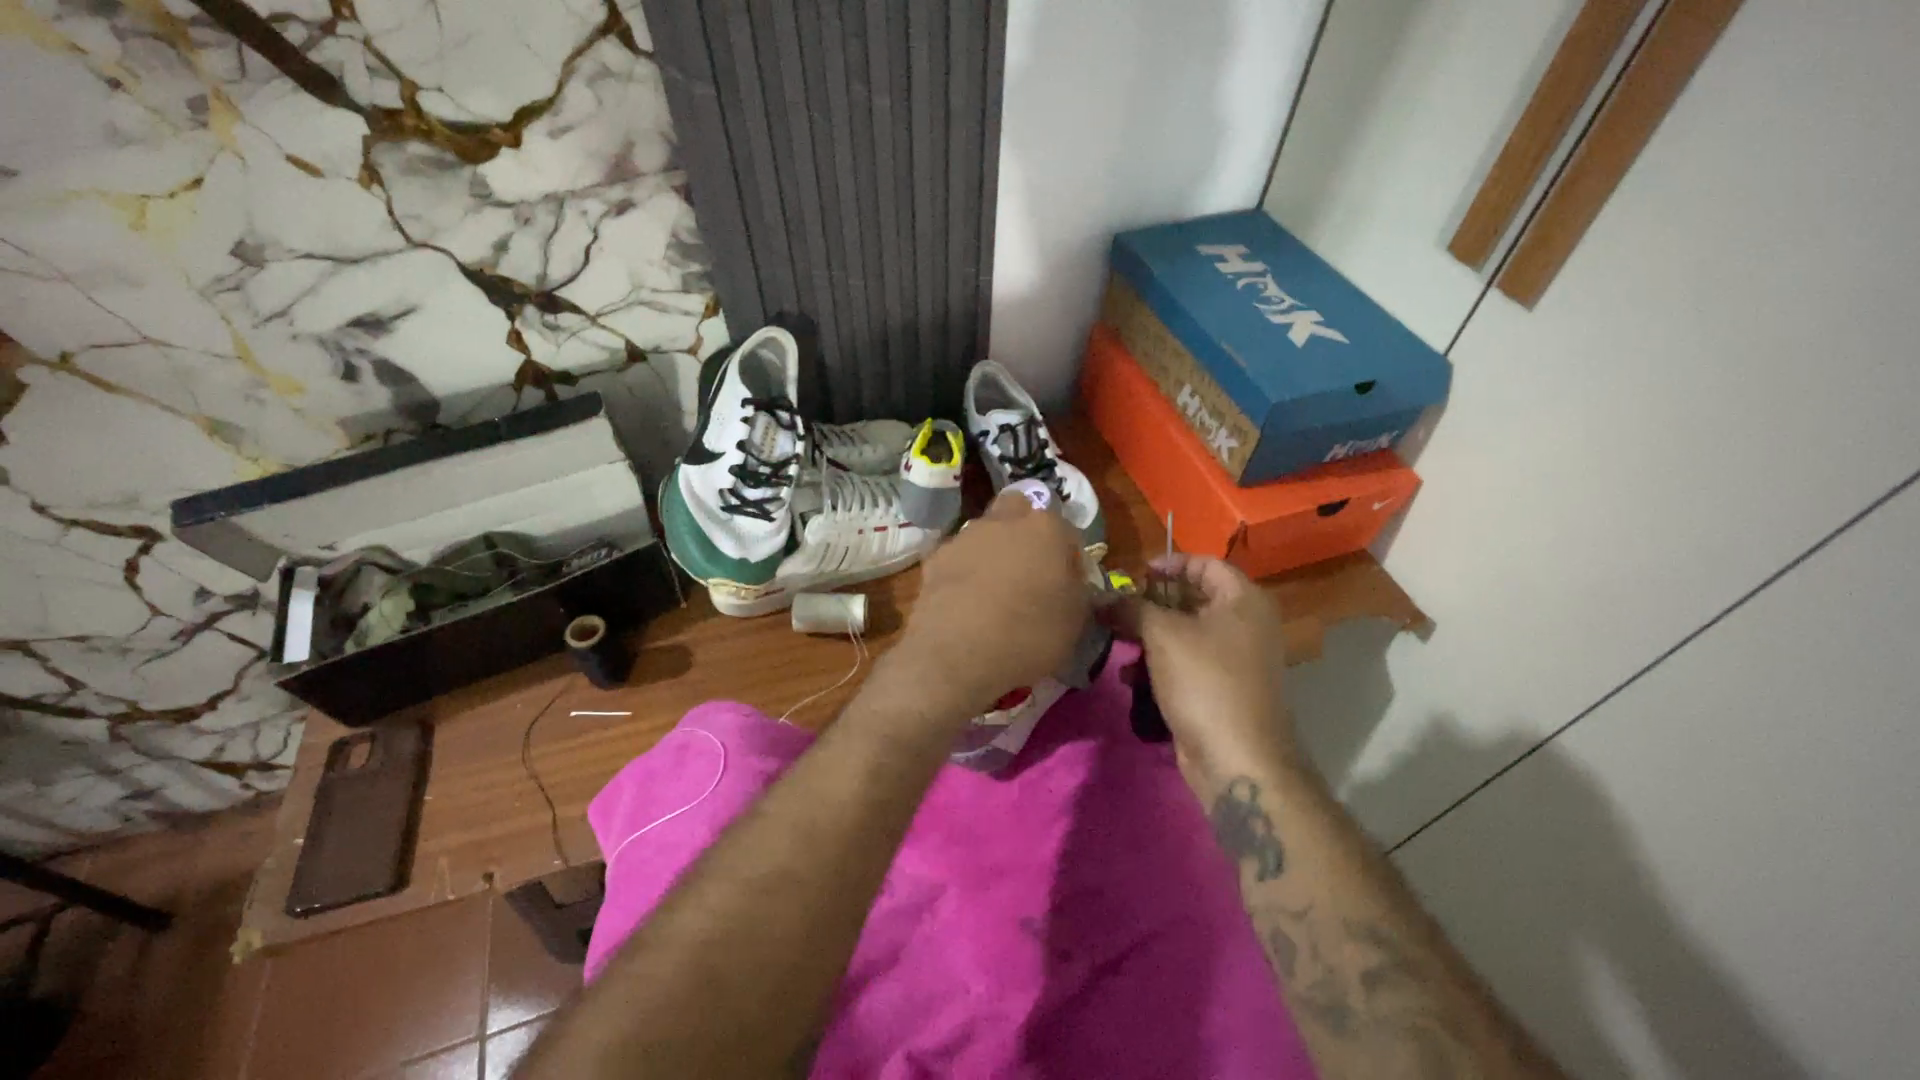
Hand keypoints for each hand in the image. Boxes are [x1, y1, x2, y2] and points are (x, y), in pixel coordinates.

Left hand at [898, 491, 1090, 711]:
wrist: (957, 655)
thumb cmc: (1030, 636)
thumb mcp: (1076, 621)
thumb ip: (1077, 591)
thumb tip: (1070, 583)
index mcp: (1047, 529)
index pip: (1067, 532)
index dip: (1069, 559)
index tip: (1068, 586)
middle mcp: (1005, 522)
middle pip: (1018, 512)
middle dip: (1024, 533)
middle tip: (1028, 572)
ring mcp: (965, 537)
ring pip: (984, 533)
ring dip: (991, 552)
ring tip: (992, 593)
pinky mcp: (934, 559)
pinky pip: (957, 558)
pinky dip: (962, 573)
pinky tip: (964, 603)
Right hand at [1135, 555, 1297, 775]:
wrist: (1238, 759)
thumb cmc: (1205, 682)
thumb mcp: (1163, 635)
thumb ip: (1132, 608)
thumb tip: (1103, 598)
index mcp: (1243, 600)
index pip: (1205, 564)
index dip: (1169, 563)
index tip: (1134, 575)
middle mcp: (1246, 625)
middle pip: (1193, 599)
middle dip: (1151, 604)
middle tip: (1116, 609)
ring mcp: (1236, 660)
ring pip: (1185, 635)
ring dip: (1149, 637)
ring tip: (1116, 643)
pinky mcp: (1222, 691)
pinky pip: (1187, 665)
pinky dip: (1159, 666)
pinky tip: (1129, 677)